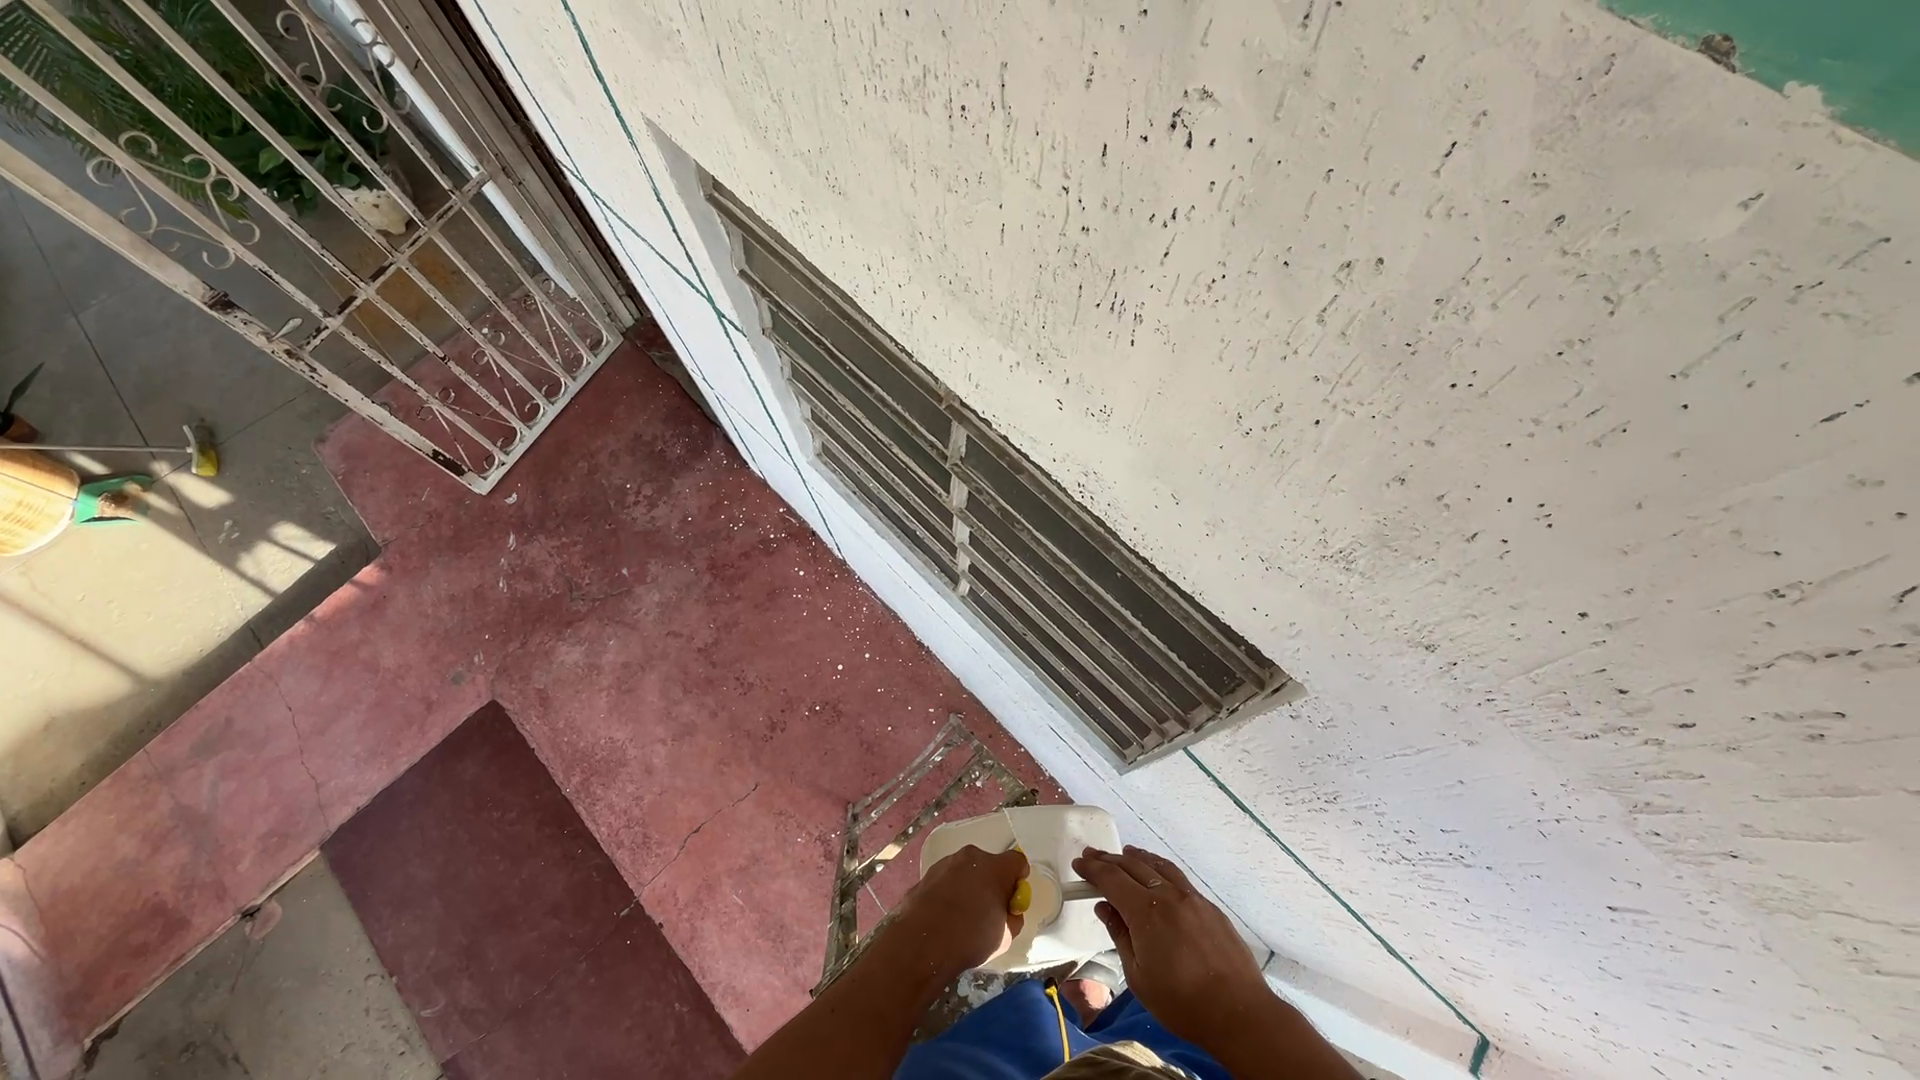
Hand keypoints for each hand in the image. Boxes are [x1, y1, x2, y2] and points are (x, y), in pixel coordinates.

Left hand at [878, 845, 1028, 980]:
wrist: (921, 943)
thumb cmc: (970, 938)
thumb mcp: (1006, 936)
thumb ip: (1012, 917)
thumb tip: (1008, 911)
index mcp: (996, 867)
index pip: (1017, 862)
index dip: (1018, 880)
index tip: (1012, 900)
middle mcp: (970, 856)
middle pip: (989, 864)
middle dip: (992, 883)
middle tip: (988, 910)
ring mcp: (945, 863)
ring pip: (965, 871)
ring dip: (968, 886)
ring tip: (961, 917)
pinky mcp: (926, 874)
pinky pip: (946, 881)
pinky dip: (948, 893)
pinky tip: (943, 917)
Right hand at [1073, 845, 1269, 1045]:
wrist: (1238, 1012)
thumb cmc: (1181, 1002)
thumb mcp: (1137, 975)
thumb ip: (1120, 935)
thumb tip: (1104, 907)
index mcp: (1146, 912)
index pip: (1112, 878)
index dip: (1092, 869)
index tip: (1078, 864)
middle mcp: (1169, 895)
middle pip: (1134, 866)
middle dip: (1109, 859)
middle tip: (1092, 855)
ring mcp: (1193, 899)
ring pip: (1159, 866)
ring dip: (1137, 858)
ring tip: (1124, 854)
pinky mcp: (1210, 908)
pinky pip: (1178, 878)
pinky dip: (1160, 869)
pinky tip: (1158, 876)